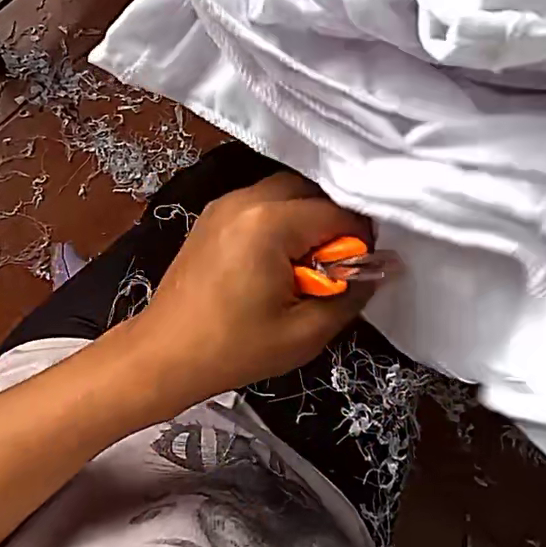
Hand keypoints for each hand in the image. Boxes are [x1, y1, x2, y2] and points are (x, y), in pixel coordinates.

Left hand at [107, 172, 375, 413]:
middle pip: (314, 190)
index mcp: (270, 223)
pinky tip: (280, 257)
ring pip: (289, 191)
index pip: (339, 214)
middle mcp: (248, 199)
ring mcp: (227, 202)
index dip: (359, 242)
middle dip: (334, 223)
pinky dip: (284, 219)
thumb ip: (352, 294)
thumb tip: (383, 268)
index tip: (359, 271)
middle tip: (336, 264)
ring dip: (309, 218)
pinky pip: (264, 201)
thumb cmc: (234, 349)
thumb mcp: (304, 333)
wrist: (162, 356)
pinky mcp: (215, 213)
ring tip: (308, 262)